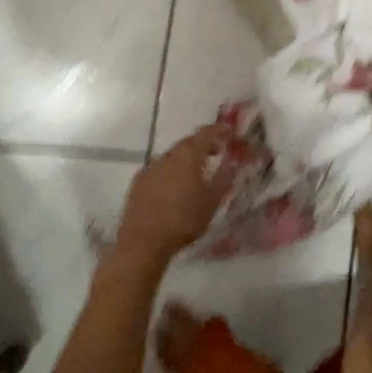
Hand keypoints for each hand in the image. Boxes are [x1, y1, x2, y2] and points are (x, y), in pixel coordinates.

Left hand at [115, 126, 235, 262]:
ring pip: (172, 156)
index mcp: (189, 155)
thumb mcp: (212, 201)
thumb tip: (233, 164)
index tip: (229, 132)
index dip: (219, 130)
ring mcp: (150, 168)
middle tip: (216, 153)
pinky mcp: (138, 182)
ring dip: (185, 159)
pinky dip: (170, 172)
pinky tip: (173, 187)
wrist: (143, 242)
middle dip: (203, 145)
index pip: (206, 133)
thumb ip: (224, 179)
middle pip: (188, 142)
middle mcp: (168, 155)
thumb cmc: (184, 220)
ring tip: (195, 173)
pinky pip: (158, 170)